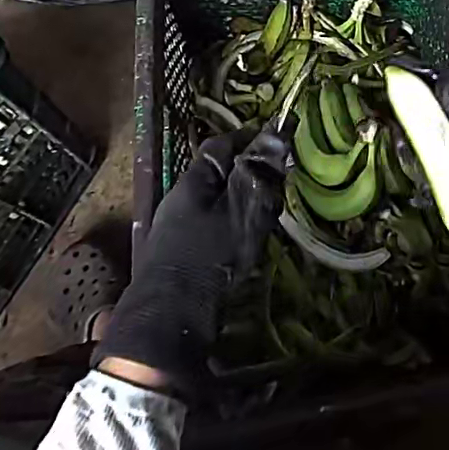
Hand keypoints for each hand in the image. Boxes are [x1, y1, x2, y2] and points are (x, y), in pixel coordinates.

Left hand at [93, 128, 287, 396]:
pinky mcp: (180, 251)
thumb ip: (259, 172)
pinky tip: (246, 235)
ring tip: (269, 205)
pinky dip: (232, 219)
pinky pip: (212, 221)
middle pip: (217, 171)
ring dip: (240, 196)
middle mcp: (181, 197)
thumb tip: (276, 132)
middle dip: (247, 168)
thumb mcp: (243, 208)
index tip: (277, 138)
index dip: (249, 137)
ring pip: (215, 198)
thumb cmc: (210, 255)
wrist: (169, 316)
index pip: (222, 143)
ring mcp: (177, 225)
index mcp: (194, 180)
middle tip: (279, 174)